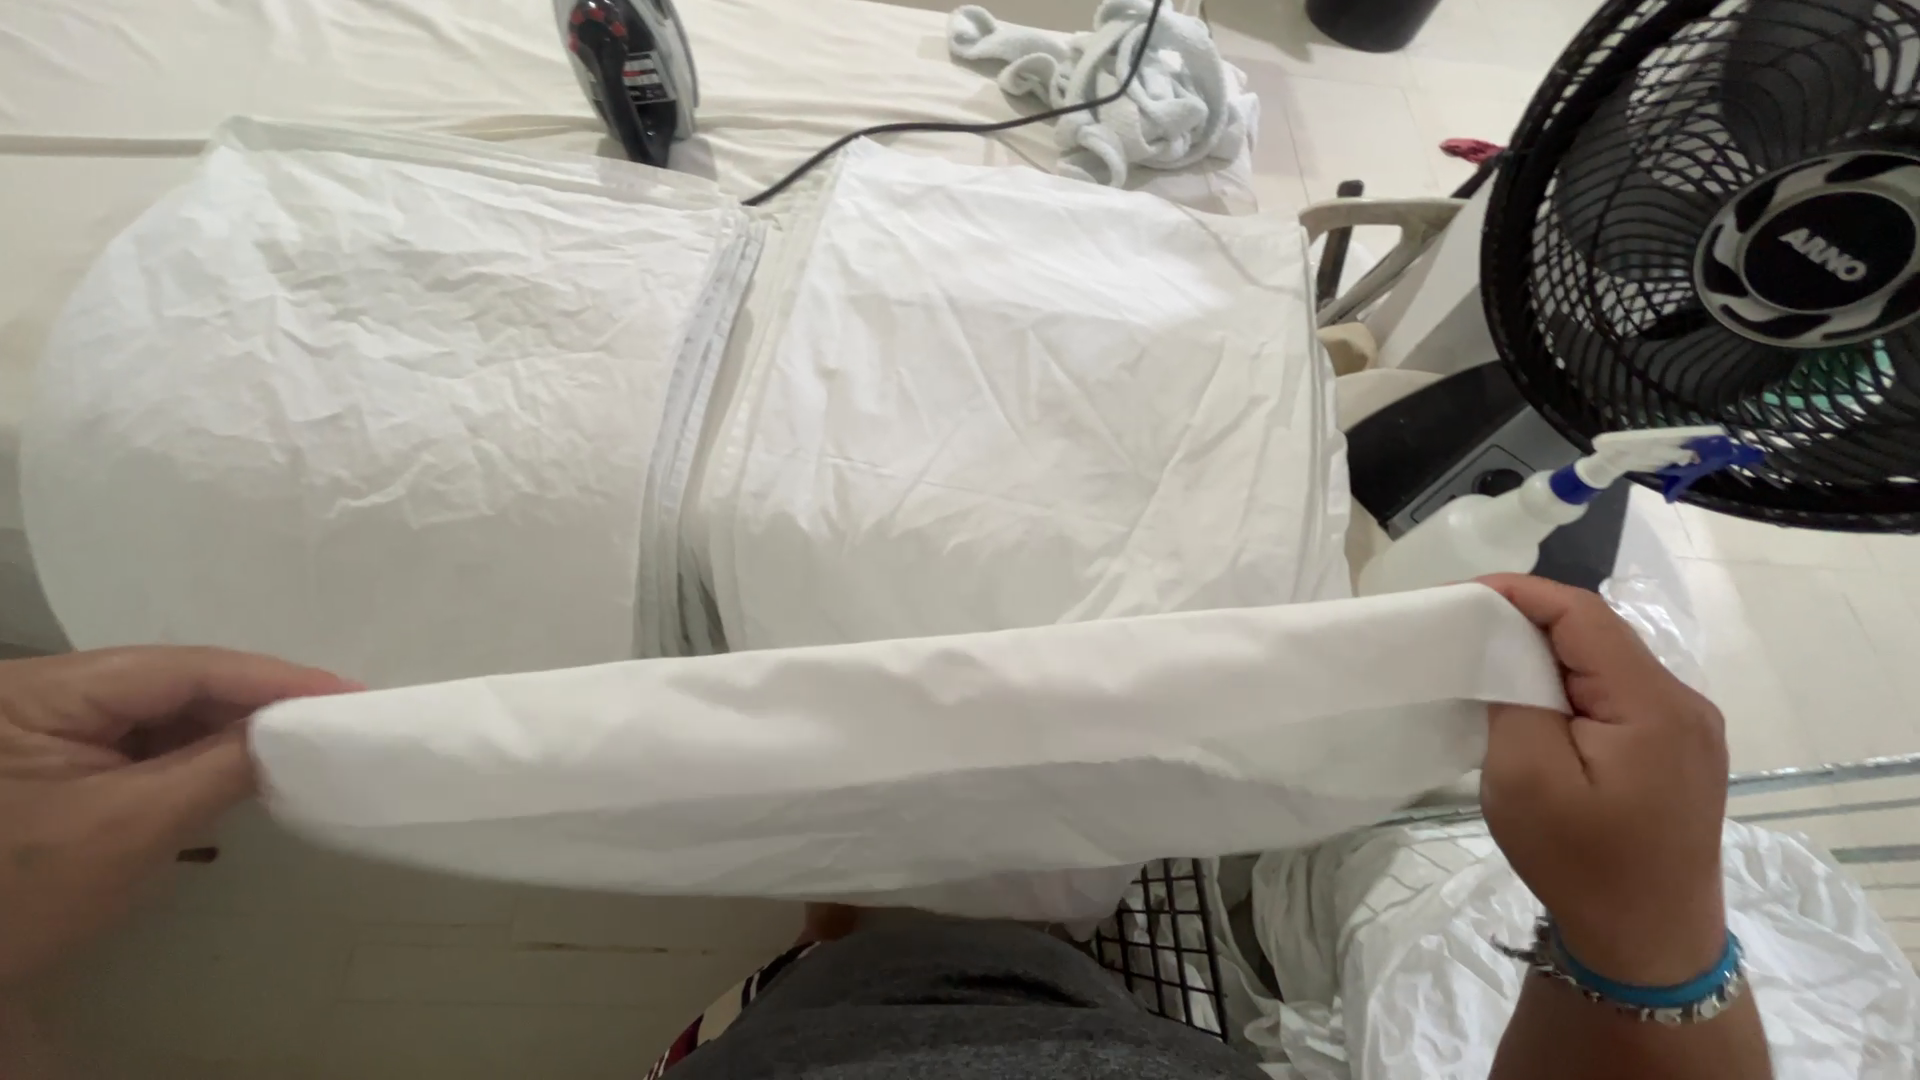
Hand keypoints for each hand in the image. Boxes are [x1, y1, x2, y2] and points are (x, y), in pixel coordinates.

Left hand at [0, 647, 354, 987]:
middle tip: (336, 717)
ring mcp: (37, 725)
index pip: (180, 668)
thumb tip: (311, 728)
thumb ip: (230, 762)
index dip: (273, 678)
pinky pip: (146, 736)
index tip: (350, 693)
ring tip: (301, 741)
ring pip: (165, 709)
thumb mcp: (135, 825)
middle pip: (174, 683)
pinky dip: (199, 751)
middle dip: (257, 703)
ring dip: (232, 729)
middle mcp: (32, 694)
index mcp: (30, 693)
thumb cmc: (19, 898)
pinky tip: (243, 764)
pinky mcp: (50, 757)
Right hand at [1478, 574, 1729, 986]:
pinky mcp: (1671, 748)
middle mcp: (1681, 703)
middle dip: (1523, 617)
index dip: (1518, 592)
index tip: (1453, 598)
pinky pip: (1611, 688)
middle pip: (1596, 631)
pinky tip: (1524, 694)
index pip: (1583, 614)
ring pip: (1603, 658)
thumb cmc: (1579, 857)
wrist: (1645, 937)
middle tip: (1455, 627)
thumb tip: (1505, 652)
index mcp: (1652, 704)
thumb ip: (1514, 698)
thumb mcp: (1526, 775)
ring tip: (1480, 656)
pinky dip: (1561, 677)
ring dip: (1540, 649)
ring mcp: (1683, 727)